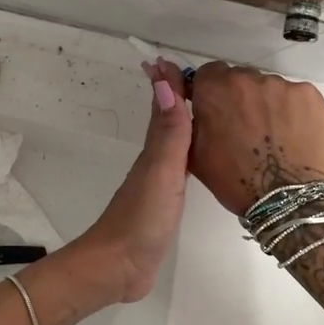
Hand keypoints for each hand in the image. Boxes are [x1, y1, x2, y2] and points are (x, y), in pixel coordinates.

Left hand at [71, 60, 192, 302]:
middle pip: (168, 121)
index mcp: (155, 151)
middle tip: (195, 77)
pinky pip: (179, 170)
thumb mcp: (161, 171)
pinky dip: (189, 155)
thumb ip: (169, 132)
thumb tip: (165, 82)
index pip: (164, 107)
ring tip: (203, 110)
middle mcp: (155, 162)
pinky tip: (198, 160)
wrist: (119, 266)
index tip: (172, 58)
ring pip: (173, 144)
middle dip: (177, 97)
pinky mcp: (162, 206)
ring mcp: (157, 184)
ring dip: (183, 123)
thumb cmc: (141, 218)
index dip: (169, 84)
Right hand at [185, 62, 323, 217]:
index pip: (209, 73)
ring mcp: (281, 85)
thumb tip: (173, 90)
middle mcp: (246, 78)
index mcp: (212, 88)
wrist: (286, 200)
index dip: (212, 91)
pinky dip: (294, 111)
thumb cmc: (232, 178)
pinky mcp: (310, 96)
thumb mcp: (192, 149)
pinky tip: (294, 135)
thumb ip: (182, 115)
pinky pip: (296, 97)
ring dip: (267, 104)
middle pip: (240, 78)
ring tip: (273, 135)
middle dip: (239, 96)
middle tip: (245, 126)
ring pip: (269, 88)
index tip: (218, 111)